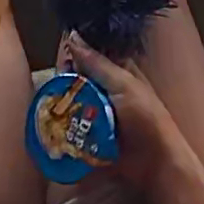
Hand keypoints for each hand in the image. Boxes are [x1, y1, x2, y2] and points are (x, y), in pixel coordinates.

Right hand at [62, 30, 197, 188]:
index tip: (61, 55)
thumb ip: (96, 63)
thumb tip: (71, 35)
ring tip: (48, 97)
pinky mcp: (90, 132)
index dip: (75, 52)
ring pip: (72, 97)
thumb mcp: (122, 84)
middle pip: (78, 76)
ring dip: (61, 97)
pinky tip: (50, 114)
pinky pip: (71, 120)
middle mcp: (106, 88)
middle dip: (65, 76)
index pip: (90, 54)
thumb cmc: (145, 119)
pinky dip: (62, 117)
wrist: (156, 167)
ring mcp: (97, 111)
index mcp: (117, 71)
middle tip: (53, 80)